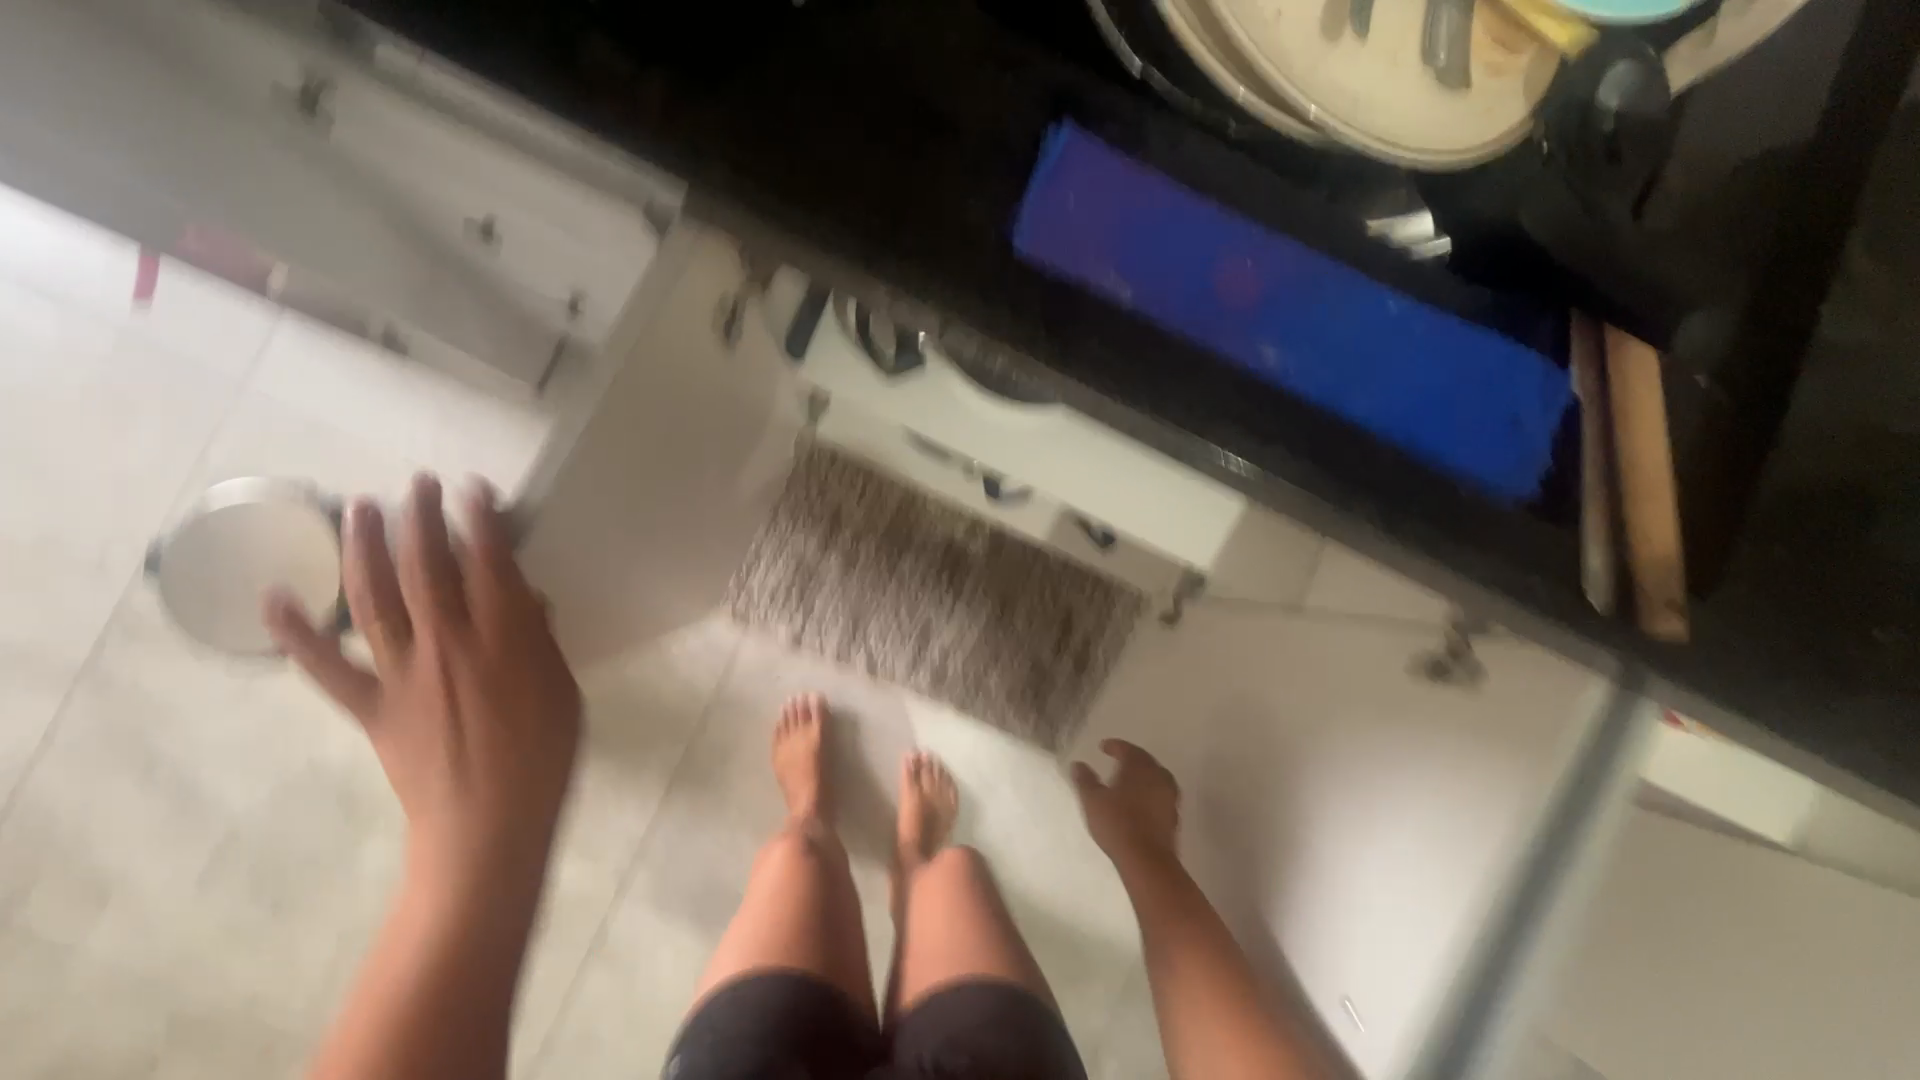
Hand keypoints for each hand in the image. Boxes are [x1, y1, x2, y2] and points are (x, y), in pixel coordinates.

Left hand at [266, 474, 581, 891]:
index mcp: (505, 639)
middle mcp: (449, 642)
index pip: (489, 562)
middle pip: (426, 567)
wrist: (488, 824)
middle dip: (421, 517)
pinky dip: (296, 631)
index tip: (473, 489)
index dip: (480, 520)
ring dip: (365, 547)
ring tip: (359, 507)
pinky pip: (325, 666)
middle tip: (417, 483)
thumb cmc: (543, 756)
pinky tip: (276, 595)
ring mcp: (402, 672)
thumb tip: (524, 600)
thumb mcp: (562, 691)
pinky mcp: (370, 705)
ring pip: (375, 597)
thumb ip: (540, 641)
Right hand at [1071, 739, 1181, 870]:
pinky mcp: (1173, 815)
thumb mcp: (1092, 800)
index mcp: (1138, 768)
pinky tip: (1143, 800)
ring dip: (1145, 774)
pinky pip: (1162, 794)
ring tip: (1132, 779)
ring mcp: (1169, 796)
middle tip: (1118, 759)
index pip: (1128, 749)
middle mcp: (1157, 777)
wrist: (1146, 859)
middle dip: (1132, 757)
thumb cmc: (1116, 824)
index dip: (1115, 746)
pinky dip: (1152, 790)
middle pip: (1146, 760)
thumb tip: (1078, 764)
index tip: (1103, 747)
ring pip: (1158, 776)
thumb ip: (1085, 780)